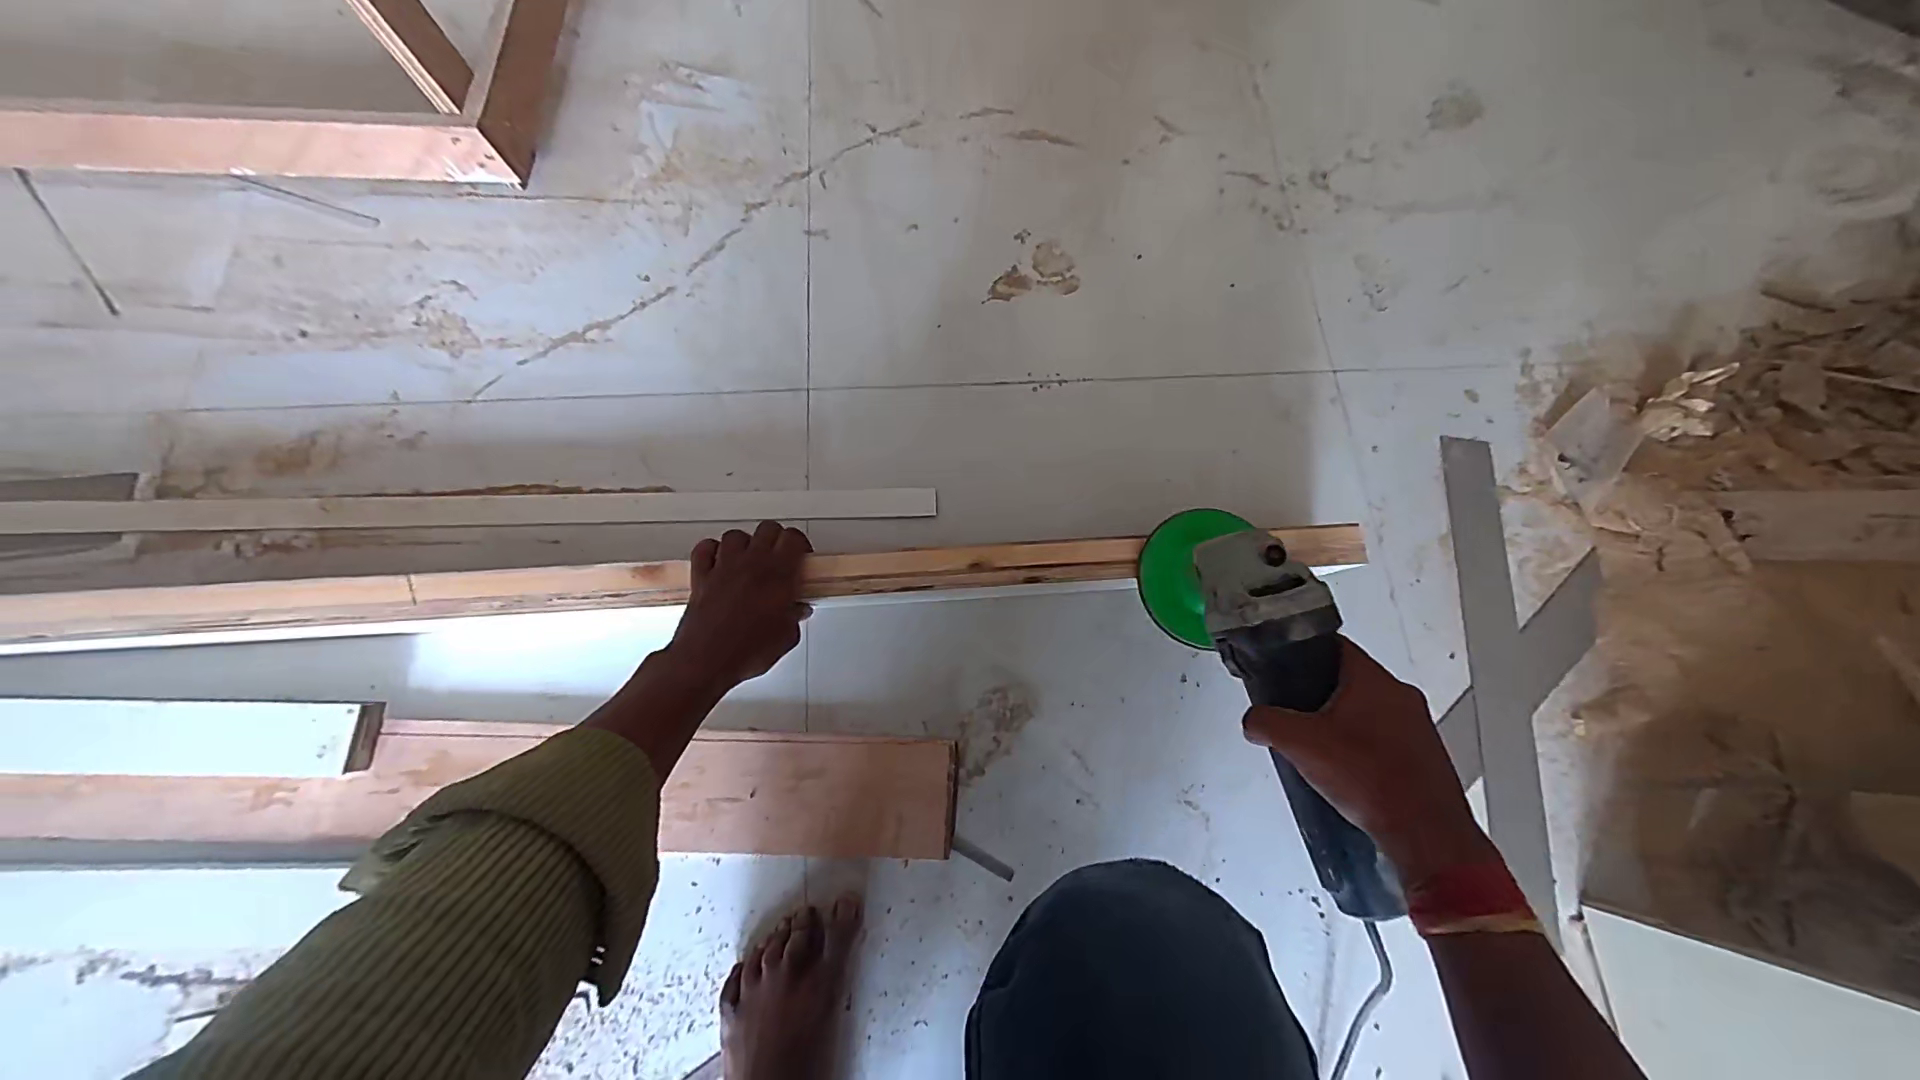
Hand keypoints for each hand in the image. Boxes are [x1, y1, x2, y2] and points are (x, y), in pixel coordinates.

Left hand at [665, 520, 812, 691]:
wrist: (706, 661)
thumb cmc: (745, 651)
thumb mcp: (785, 638)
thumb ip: (794, 619)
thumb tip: (796, 613)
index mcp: (778, 575)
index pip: (794, 539)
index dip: (800, 544)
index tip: (801, 555)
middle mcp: (751, 564)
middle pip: (768, 529)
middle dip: (777, 539)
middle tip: (780, 555)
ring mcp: (724, 567)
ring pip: (737, 535)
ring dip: (746, 543)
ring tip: (750, 558)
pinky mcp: (701, 576)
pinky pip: (705, 548)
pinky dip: (712, 549)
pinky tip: (718, 559)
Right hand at [1242, 637, 1497, 886]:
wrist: (1426, 835)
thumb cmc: (1375, 782)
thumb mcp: (1298, 743)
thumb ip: (1265, 721)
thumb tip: (1254, 720)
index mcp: (1374, 681)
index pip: (1334, 645)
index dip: (1305, 651)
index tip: (1288, 663)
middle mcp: (1402, 698)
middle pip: (1349, 680)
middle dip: (1319, 694)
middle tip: (1297, 711)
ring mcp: (1417, 728)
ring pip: (1367, 711)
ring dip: (1341, 724)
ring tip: (1318, 748)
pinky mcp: (1423, 756)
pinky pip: (1383, 739)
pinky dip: (1360, 749)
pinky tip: (1344, 772)